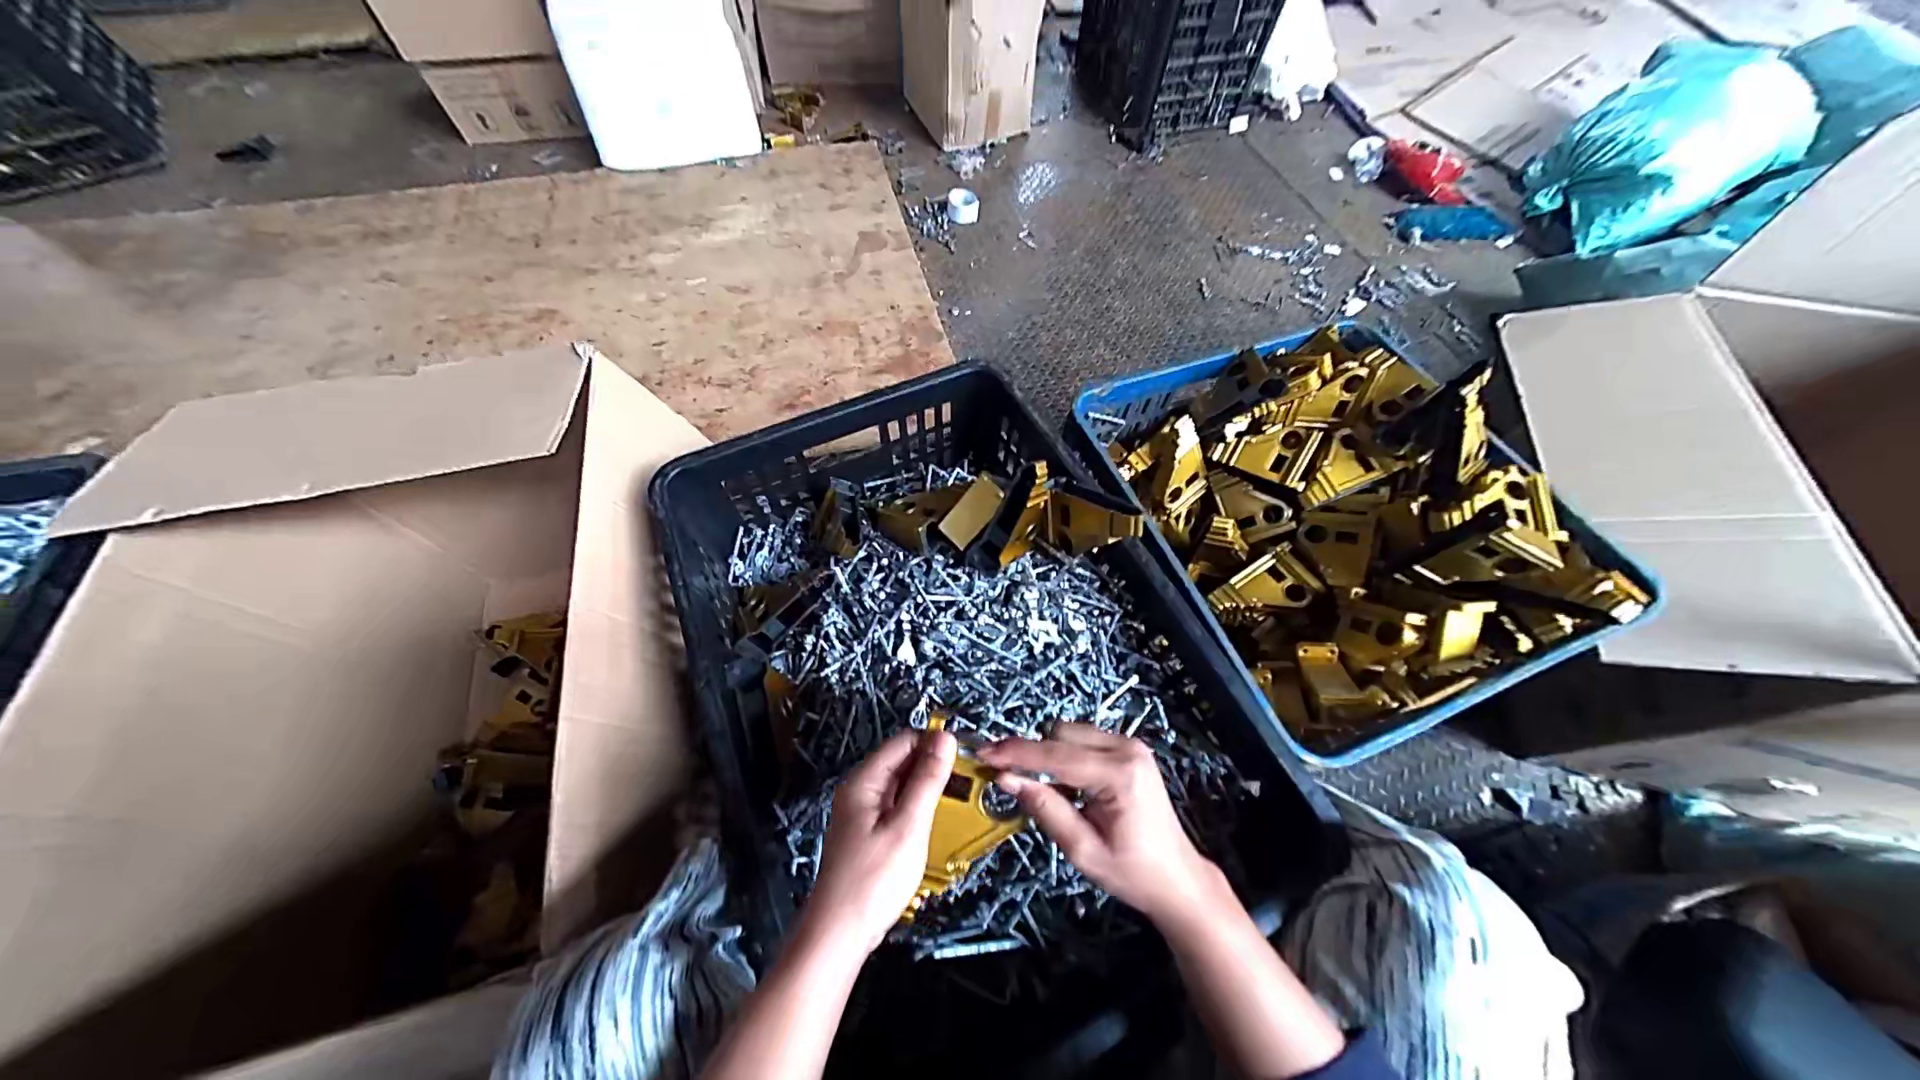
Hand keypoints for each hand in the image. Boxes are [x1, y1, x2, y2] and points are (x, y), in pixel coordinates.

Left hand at [802, 729, 956, 953]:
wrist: (839, 934)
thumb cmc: (873, 880)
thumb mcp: (908, 826)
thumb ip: (928, 780)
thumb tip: (945, 738)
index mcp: (864, 781)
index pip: (904, 741)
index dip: (934, 745)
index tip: (965, 760)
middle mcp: (860, 791)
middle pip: (902, 762)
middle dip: (933, 769)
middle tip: (967, 786)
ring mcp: (862, 814)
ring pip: (902, 787)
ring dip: (928, 792)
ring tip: (958, 806)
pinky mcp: (868, 834)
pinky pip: (897, 809)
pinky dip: (917, 812)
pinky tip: (935, 826)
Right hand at [977, 724, 1227, 925]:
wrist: (1176, 878)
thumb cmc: (1131, 872)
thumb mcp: (1082, 849)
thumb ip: (1044, 808)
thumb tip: (1006, 779)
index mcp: (1119, 774)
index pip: (1055, 755)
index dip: (1015, 754)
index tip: (984, 755)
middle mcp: (1127, 749)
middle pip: (1060, 735)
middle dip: (1032, 755)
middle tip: (1010, 781)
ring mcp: (1130, 745)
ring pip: (1069, 733)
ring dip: (1048, 756)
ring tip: (1045, 792)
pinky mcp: (1129, 749)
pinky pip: (1083, 740)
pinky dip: (1065, 757)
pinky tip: (1067, 787)